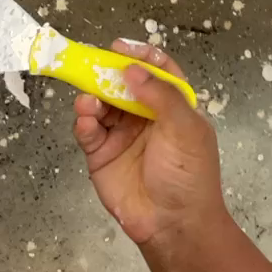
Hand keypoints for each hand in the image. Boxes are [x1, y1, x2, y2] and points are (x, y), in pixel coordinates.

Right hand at [71, 40, 226, 246]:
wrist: (172, 223)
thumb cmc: (188, 174)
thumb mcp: (185, 129)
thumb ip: (160, 95)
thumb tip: (130, 69)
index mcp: (172, 107)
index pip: (156, 73)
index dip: (139, 57)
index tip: (119, 48)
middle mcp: (144, 117)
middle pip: (122, 85)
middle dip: (106, 74)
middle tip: (91, 65)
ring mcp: (121, 135)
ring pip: (101, 105)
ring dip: (92, 97)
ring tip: (89, 101)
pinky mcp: (100, 154)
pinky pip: (88, 131)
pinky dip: (84, 122)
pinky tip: (86, 120)